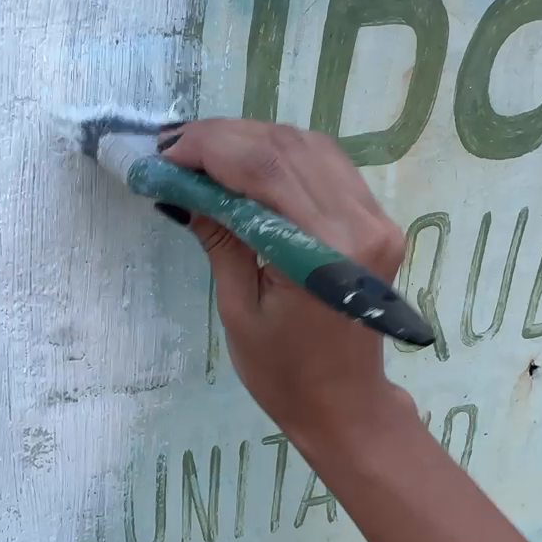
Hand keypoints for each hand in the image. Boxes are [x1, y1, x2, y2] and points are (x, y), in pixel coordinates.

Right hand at [158, 119, 417, 460]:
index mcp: (323, 252)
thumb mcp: (238, 311)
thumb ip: (220, 240)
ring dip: (251, 141)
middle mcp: (360, 222)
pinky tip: (245, 166)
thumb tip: (184, 191)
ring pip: (308, 147)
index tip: (164, 153)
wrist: (343, 402)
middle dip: (224, 139)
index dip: (209, 149)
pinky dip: (281, 157)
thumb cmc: (283, 374)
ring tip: (202, 154)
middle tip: (174, 150)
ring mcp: (376, 217)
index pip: (263, 169)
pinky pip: (326, 166)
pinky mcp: (376, 219)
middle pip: (287, 147)